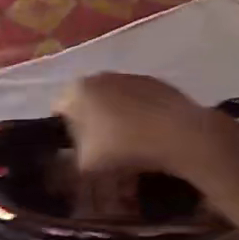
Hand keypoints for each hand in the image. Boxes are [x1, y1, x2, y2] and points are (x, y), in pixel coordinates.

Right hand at [53, 73, 217, 177]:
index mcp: (78, 90)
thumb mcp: (87, 163)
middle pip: (85, 103)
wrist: (181, 135)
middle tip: (98, 151)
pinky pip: (136, 102)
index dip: (62, 133)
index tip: (73, 151)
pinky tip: (146, 137)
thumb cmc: (125, 146)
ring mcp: (130, 77)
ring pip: (112, 101)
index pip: (58, 109)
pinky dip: (136, 116)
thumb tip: (70, 159)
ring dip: (113, 120)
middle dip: (89, 125)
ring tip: (125, 146)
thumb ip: (70, 159)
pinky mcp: (156, 83)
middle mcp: (100, 76)